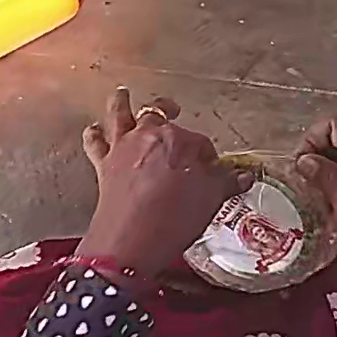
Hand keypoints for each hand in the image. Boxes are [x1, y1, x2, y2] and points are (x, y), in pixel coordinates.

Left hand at [79, 88, 253, 280]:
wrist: (129, 243)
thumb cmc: (174, 219)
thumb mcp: (210, 201)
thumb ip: (226, 183)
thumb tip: (243, 176)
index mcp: (179, 140)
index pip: (200, 143)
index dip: (206, 156)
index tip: (211, 169)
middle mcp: (149, 135)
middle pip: (159, 114)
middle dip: (168, 110)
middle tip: (173, 108)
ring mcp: (123, 148)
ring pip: (120, 114)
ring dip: (122, 103)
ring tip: (122, 94)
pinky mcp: (102, 165)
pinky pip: (95, 142)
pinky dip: (94, 134)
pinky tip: (93, 129)